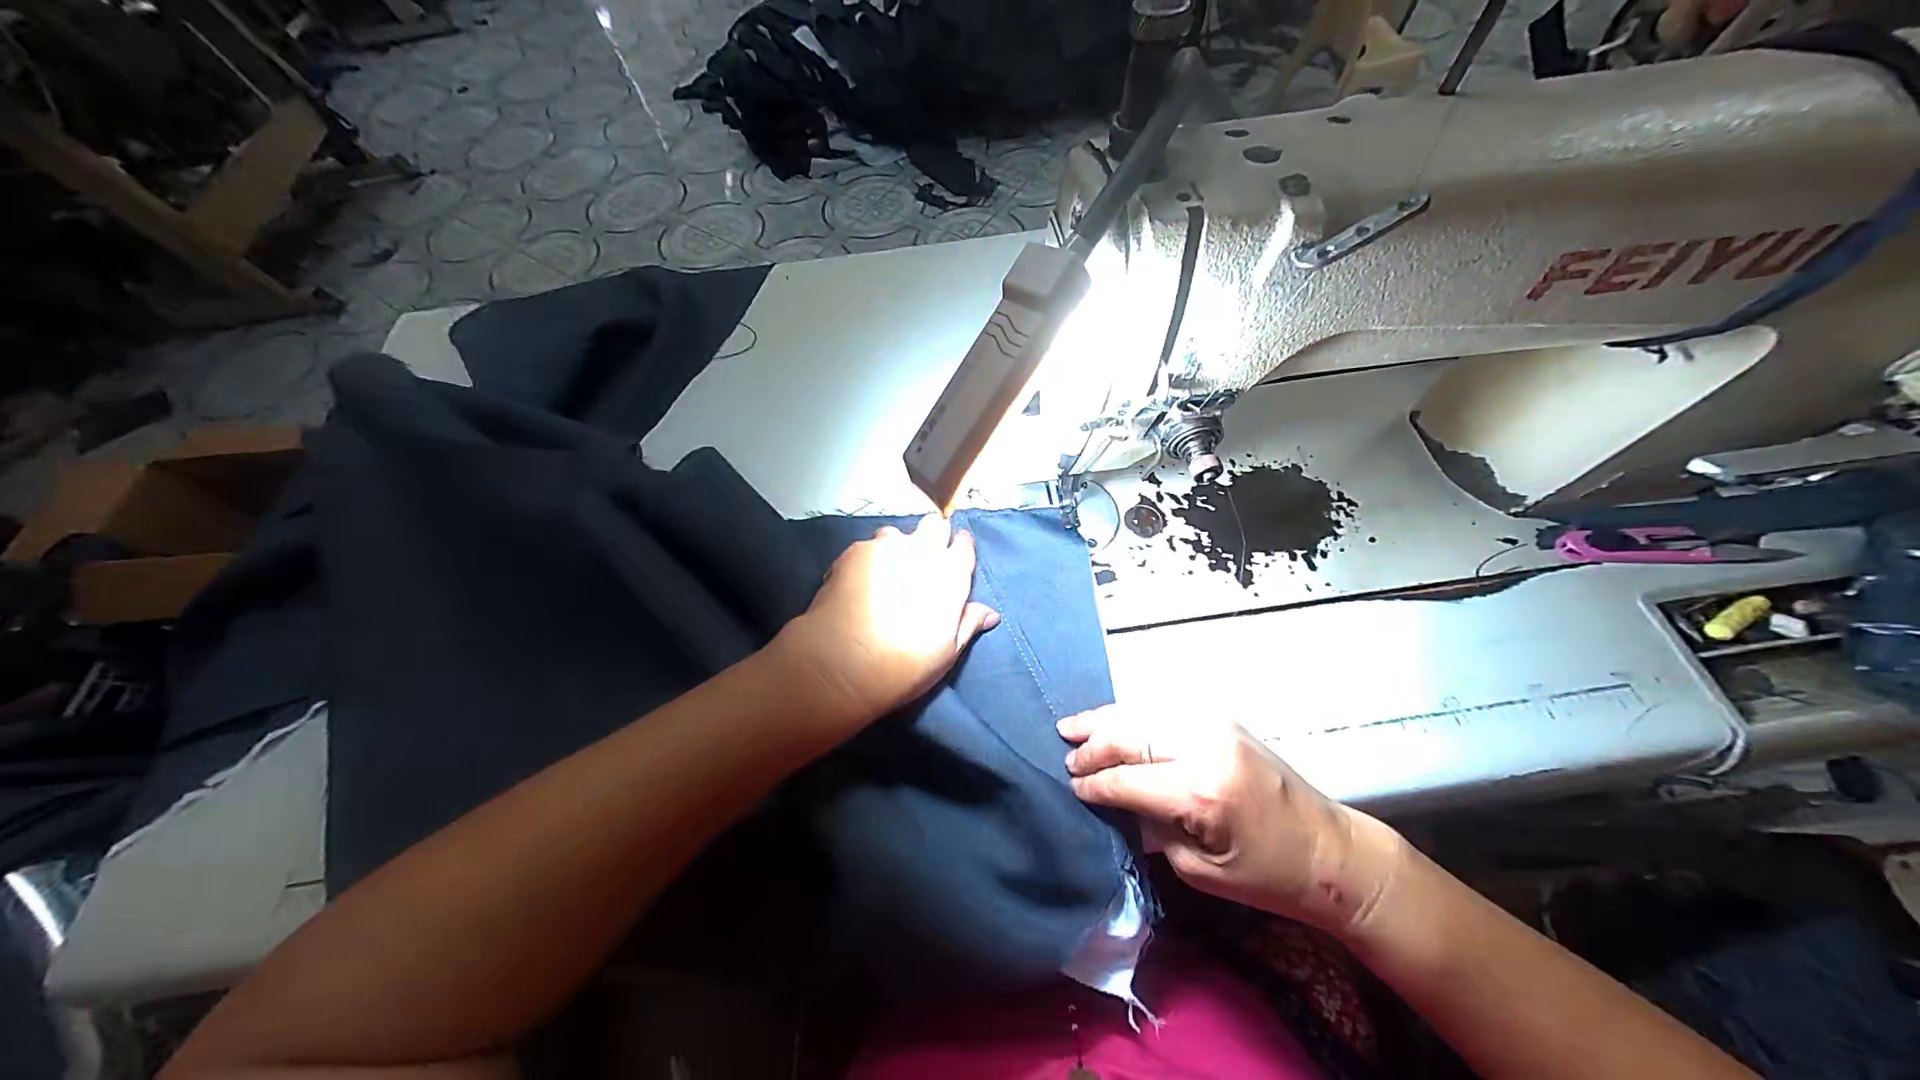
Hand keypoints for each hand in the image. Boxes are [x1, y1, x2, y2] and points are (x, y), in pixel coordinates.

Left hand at [771, 513, 999, 729]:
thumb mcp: (947, 652)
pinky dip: (867, 560)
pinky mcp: (855, 551)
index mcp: (953, 574)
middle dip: (931, 537)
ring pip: (897, 534)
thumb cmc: (905, 664)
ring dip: (896, 548)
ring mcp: (887, 547)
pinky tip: (858, 584)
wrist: (844, 663)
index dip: (959, 549)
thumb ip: (968, 623)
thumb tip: (990, 613)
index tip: (954, 560)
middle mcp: (923, 550)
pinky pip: (867, 547)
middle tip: (921, 564)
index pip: (964, 544)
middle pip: (934, 526)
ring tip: (886, 575)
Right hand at [1060, 706, 1404, 935]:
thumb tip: (1114, 798)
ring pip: (1144, 712)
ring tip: (1075, 726)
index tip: (1070, 785)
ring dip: (1107, 719)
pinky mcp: (1223, 720)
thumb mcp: (1197, 868)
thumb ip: (1151, 825)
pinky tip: (1116, 721)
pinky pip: (1165, 709)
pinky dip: (1135, 714)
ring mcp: (1216, 725)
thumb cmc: (1265, 875)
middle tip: (1065, 751)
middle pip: (1131, 733)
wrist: (1331, 851)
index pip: (1127, 778)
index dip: (1094, 782)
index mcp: (1200, 791)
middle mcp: (1204, 746)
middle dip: (1093, 744)